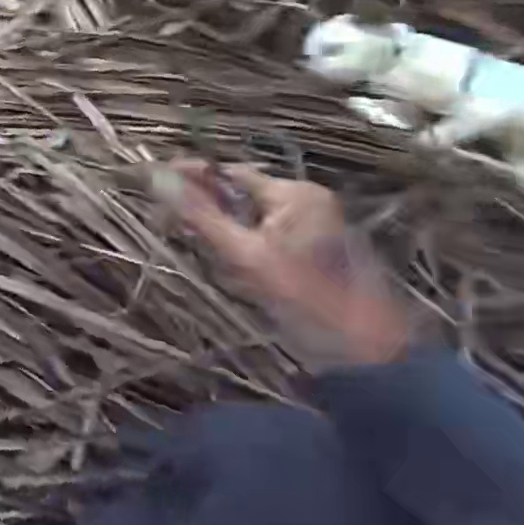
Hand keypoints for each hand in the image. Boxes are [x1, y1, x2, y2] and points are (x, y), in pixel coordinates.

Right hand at [157, 161, 412, 367]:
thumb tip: (156, 177)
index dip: (189, 175)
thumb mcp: (244, 255)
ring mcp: (316, 223)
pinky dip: (242, 239)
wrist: (371, 352)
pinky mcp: (316, 247)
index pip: (228, 172)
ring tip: (193, 241)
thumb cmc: (307, 298)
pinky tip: (227, 259)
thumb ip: (198, 214)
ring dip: (220, 225)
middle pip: (238, 192)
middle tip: (168, 220)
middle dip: (204, 205)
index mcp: (295, 194)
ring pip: (250, 213)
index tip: (152, 182)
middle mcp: (307, 200)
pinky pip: (266, 230)